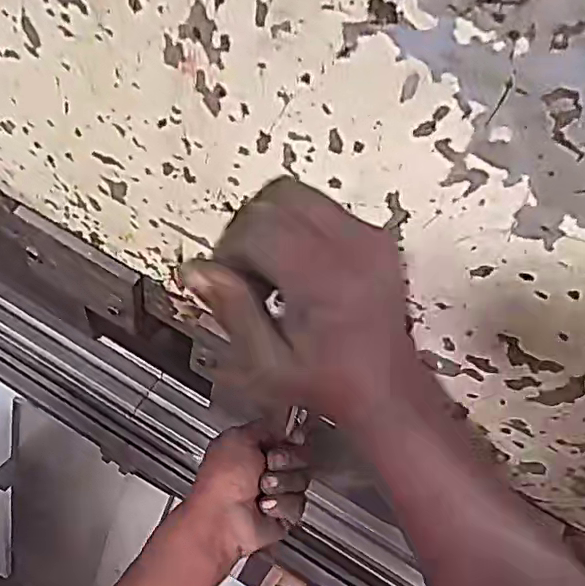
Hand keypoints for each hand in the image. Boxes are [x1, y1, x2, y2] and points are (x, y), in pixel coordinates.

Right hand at [180, 177, 423, 426]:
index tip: (226, 281)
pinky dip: (297, 230)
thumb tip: (200, 272)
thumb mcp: (269, 364)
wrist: (384, 389)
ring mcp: (368, 240)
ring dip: (270, 227)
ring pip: (298, 196)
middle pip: (275, 199)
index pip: (256, 226)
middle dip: (246, 233)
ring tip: (269, 274)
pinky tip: (294, 271)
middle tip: (243, 275)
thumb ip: (233, 312)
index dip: (228, 252)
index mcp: (324, 278)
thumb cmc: (336, 384)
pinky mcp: (375, 240)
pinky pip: (322, 210)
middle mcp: (352, 249)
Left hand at [181, 421, 310, 562]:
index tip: (288, 440)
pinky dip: (281, 504)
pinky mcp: (282, 514)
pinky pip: (298, 503)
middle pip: (299, 457)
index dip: (290, 439)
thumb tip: (285, 424)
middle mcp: (262, 469)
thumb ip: (267, 426)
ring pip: (301, 480)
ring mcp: (274, 492)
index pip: (286, 437)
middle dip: (286, 461)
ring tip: (262, 489)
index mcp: (250, 448)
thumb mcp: (240, 437)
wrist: (223, 518)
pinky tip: (265, 506)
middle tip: (268, 465)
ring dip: (282, 483)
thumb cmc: (222, 481)